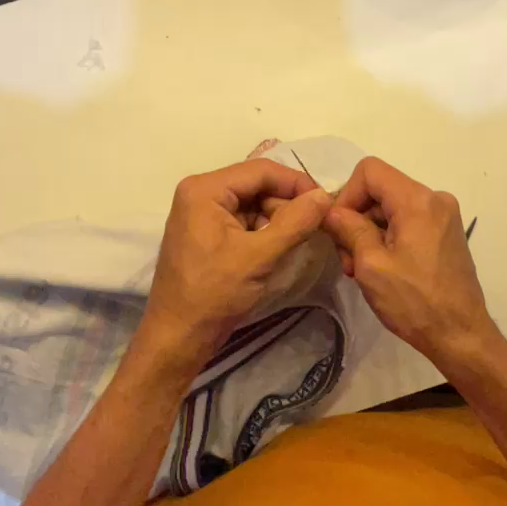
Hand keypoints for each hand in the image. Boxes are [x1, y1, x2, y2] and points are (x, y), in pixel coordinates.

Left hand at [137, 159, 331, 364]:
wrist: (180, 335)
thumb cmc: (214, 293)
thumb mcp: (259, 256)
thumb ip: (295, 222)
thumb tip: (325, 196)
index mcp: (205, 190)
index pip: (261, 170)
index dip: (297, 182)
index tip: (327, 202)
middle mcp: (201, 194)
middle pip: (257, 185)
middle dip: (287, 204)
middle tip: (315, 227)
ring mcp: (202, 215)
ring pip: (254, 205)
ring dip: (278, 220)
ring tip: (297, 242)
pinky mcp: (208, 235)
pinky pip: (244, 222)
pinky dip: (265, 233)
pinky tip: (278, 251)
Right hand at [321, 157, 499, 366]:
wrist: (460, 334)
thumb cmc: (413, 302)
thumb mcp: (371, 265)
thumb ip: (348, 229)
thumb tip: (330, 211)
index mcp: (418, 200)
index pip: (369, 171)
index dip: (346, 195)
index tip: (338, 228)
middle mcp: (436, 199)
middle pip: (381, 190)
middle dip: (357, 220)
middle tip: (348, 261)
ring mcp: (445, 217)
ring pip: (392, 209)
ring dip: (370, 234)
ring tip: (362, 271)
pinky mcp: (447, 235)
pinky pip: (409, 223)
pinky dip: (390, 239)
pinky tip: (383, 270)